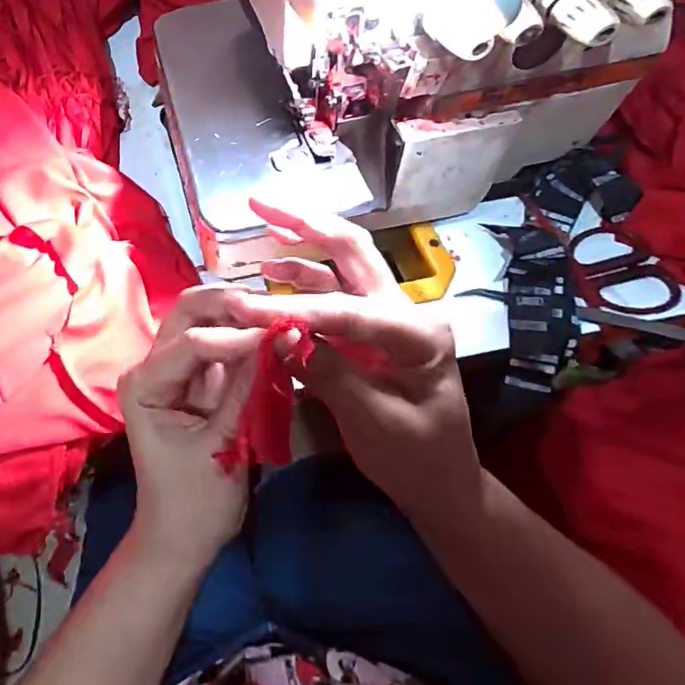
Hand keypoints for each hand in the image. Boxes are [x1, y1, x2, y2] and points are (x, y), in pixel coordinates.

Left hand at [119, 290, 265, 568]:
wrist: (181, 537)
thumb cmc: (194, 503)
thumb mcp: (225, 446)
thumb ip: (250, 388)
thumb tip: (283, 336)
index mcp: (144, 382)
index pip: (193, 342)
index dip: (239, 337)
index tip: (283, 334)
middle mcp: (151, 364)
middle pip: (191, 310)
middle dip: (234, 304)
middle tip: (279, 311)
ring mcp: (173, 366)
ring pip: (204, 316)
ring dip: (241, 311)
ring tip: (281, 315)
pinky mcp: (196, 375)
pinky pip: (220, 338)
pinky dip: (245, 331)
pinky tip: (273, 330)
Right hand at [247, 198, 486, 519]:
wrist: (441, 482)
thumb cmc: (418, 457)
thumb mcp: (376, 423)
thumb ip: (329, 373)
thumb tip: (276, 333)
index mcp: (419, 332)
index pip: (348, 310)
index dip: (292, 309)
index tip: (242, 308)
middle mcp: (404, 310)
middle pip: (352, 250)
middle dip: (305, 222)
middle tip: (259, 202)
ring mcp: (385, 315)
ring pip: (340, 264)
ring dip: (299, 245)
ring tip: (260, 231)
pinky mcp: (367, 328)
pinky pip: (330, 293)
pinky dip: (300, 279)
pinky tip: (273, 272)